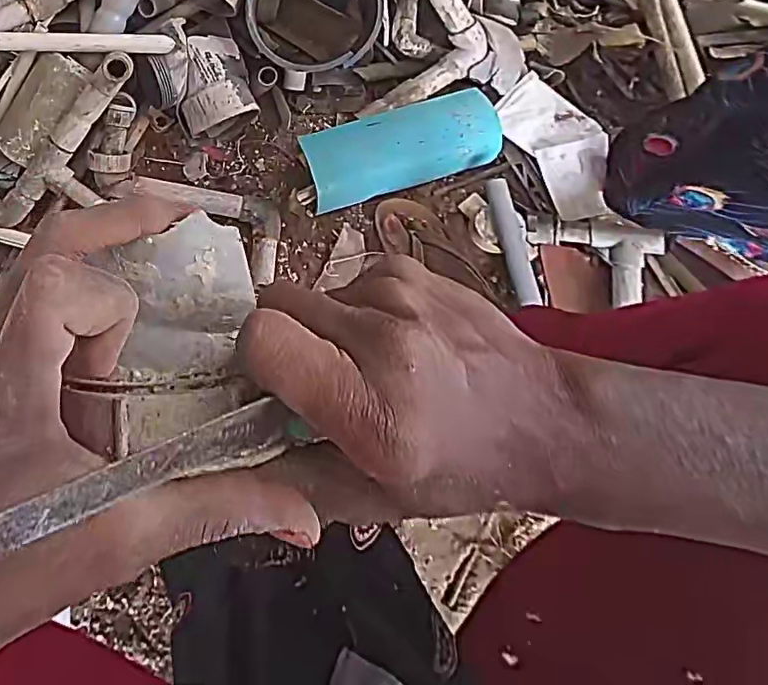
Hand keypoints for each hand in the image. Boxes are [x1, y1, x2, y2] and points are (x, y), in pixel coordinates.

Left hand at [0, 198, 320, 683]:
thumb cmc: (15, 564)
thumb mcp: (123, 535)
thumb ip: (215, 506)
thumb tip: (302, 510)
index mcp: (10, 383)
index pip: (57, 287)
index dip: (109, 310)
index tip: (122, 368)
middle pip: (48, 242)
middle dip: (120, 219)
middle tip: (179, 217)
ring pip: (37, 254)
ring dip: (102, 240)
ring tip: (156, 244)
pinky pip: (34, 283)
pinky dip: (82, 271)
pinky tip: (116, 300)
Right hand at [240, 255, 588, 519]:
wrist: (544, 415)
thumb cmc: (457, 468)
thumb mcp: (371, 501)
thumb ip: (287, 478)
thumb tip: (223, 449)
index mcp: (372, 410)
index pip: (263, 338)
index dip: (253, 356)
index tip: (271, 379)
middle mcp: (385, 339)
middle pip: (275, 303)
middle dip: (280, 335)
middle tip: (315, 371)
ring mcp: (399, 292)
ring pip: (308, 292)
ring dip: (320, 324)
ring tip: (364, 359)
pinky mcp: (407, 267)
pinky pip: (343, 280)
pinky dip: (351, 308)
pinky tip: (390, 336)